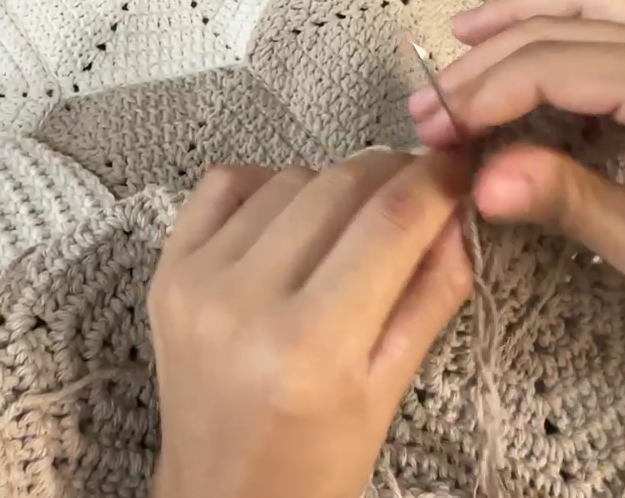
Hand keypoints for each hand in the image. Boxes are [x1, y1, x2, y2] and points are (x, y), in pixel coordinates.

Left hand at [147, 151, 473, 497]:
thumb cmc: (319, 461)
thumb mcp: (391, 390)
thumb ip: (434, 292)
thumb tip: (458, 209)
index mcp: (314, 348)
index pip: (390, 222)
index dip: (433, 180)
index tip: (457, 164)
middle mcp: (247, 302)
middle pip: (339, 186)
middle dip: (390, 174)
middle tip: (412, 188)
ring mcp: (197, 279)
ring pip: (290, 177)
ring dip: (332, 185)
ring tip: (346, 224)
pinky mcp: (166, 269)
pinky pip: (225, 182)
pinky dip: (268, 183)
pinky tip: (287, 216)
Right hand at [408, 0, 624, 382]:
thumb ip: (569, 203)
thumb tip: (476, 181)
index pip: (551, 69)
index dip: (481, 97)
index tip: (432, 134)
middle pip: (563, 34)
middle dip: (486, 66)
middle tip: (428, 108)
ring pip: (599, 9)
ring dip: (530, 16)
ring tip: (467, 33)